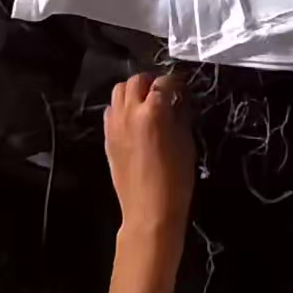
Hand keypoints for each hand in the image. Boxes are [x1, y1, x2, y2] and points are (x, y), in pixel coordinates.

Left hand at [104, 72, 194, 238]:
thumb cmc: (175, 179)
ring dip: (134, 90)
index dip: (175, 81)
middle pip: (136, 81)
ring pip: (119, 91)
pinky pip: (111, 110)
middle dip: (151, 81)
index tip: (182, 86)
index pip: (163, 82)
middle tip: (164, 91)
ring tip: (147, 101)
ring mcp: (115, 123)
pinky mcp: (107, 136)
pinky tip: (134, 118)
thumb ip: (180, 114)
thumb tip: (179, 97)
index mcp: (153, 111)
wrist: (149, 211)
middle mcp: (129, 112)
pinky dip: (122, 107)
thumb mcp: (185, 142)